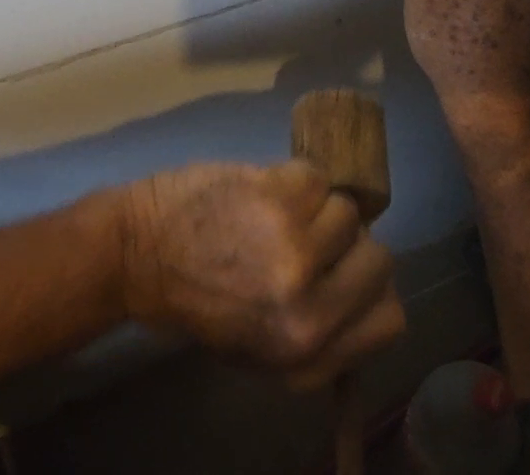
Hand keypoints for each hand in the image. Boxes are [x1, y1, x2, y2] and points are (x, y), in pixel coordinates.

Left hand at [115, 161, 404, 389]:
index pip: (391, 317)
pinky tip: (263, 190)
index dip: (373, 293)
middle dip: (349, 246)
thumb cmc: (196, 303)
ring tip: (277, 213)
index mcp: (306, 345)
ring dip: (319, 208)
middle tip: (310, 238)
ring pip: (349, 210)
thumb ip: (322, 339)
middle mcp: (308, 298)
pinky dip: (294, 178)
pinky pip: (317, 176)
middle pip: (379, 257)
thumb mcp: (261, 353)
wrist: (138, 250)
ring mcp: (295, 240)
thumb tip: (371, 307)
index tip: (348, 276)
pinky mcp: (277, 192)